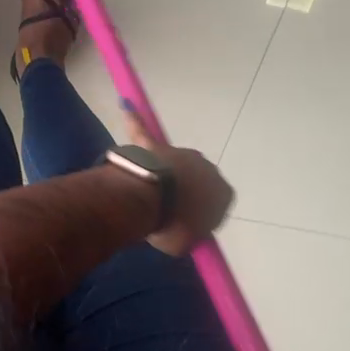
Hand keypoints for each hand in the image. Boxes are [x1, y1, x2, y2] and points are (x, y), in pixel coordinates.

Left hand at [123, 109, 233, 256]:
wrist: (152, 198)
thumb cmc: (175, 224)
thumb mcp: (185, 244)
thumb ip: (188, 235)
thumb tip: (179, 232)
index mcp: (223, 193)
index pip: (215, 206)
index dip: (197, 218)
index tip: (183, 226)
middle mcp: (207, 168)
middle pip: (195, 183)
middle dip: (181, 195)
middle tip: (163, 212)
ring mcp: (181, 153)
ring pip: (173, 165)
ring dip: (162, 176)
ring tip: (144, 193)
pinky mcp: (154, 144)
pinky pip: (142, 131)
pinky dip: (134, 121)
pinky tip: (126, 106)